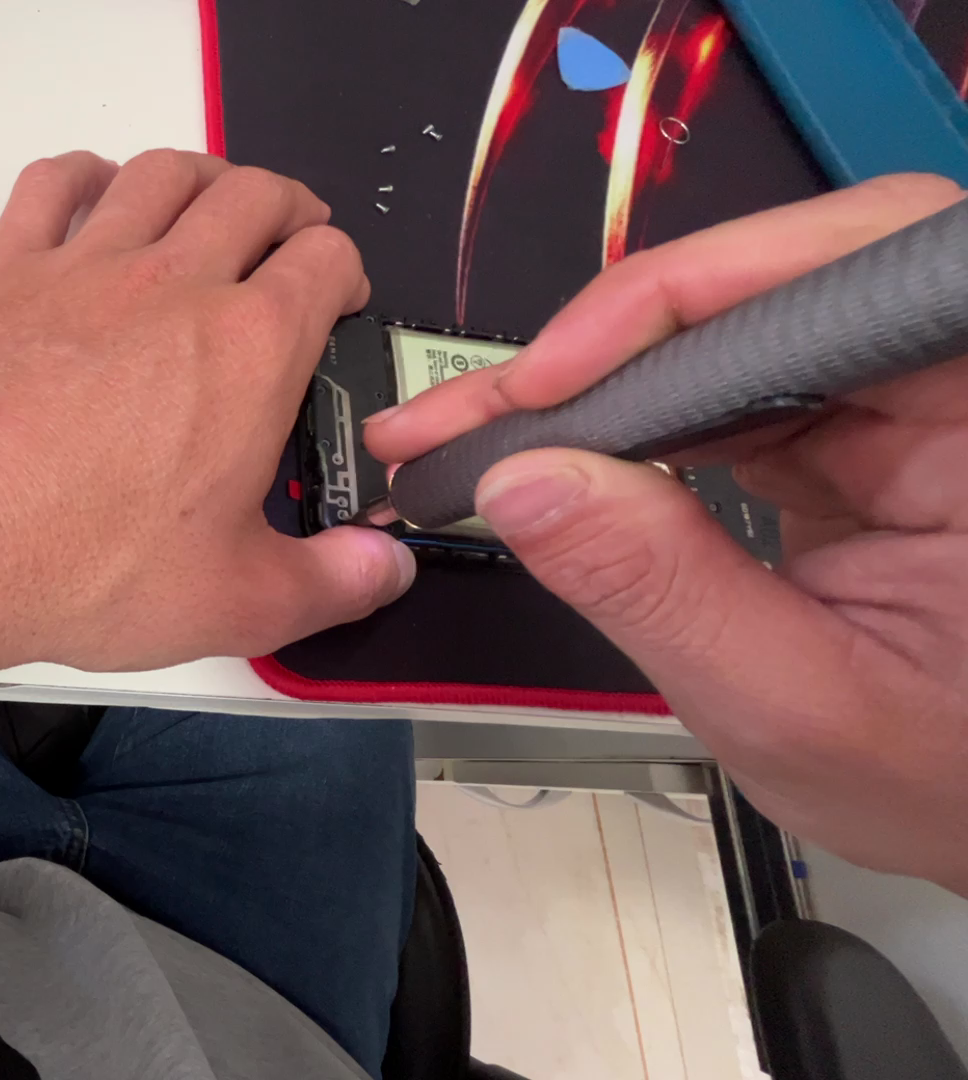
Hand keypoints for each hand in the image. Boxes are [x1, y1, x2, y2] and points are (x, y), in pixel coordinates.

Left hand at [0, 150, 412, 672]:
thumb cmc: (81, 568)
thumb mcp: (235, 603)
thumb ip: (332, 583)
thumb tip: (385, 568)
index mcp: (249, 349)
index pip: (326, 262)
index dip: (342, 272)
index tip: (334, 299)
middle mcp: (171, 285)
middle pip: (254, 196)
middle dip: (286, 211)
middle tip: (286, 242)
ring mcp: (81, 270)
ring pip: (161, 174)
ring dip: (201, 178)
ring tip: (208, 209)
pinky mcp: (1, 275)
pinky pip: (51, 185)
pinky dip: (84, 176)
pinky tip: (93, 198)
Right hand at [366, 175, 967, 892]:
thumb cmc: (954, 790)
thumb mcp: (789, 704)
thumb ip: (654, 584)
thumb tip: (514, 481)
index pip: (845, 277)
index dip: (672, 306)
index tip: (539, 388)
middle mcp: (967, 383)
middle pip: (749, 301)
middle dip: (574, 362)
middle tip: (443, 421)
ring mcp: (906, 406)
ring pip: (705, 347)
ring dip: (564, 398)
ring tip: (452, 442)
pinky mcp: (846, 436)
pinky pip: (702, 399)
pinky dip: (598, 430)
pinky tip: (526, 461)